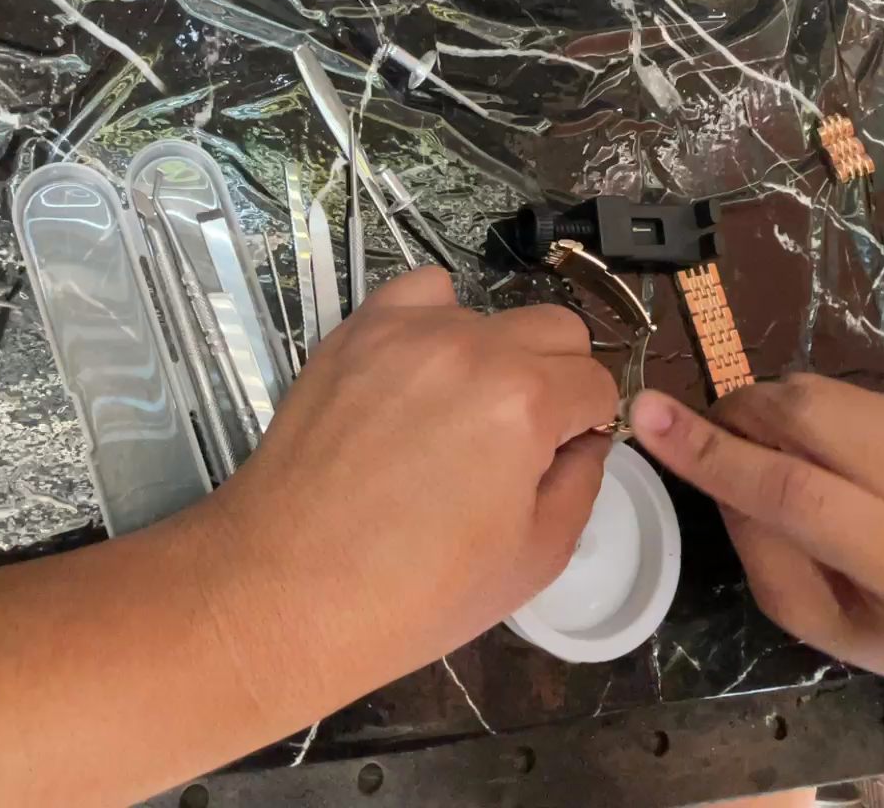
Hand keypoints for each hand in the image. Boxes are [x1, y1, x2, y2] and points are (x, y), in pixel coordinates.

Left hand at [185, 267, 619, 717]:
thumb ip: (581, 481)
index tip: (562, 452)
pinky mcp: (356, 329)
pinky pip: (420, 291)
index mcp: (526, 401)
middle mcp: (471, 346)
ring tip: (456, 410)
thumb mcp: (535, 559)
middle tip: (523, 432)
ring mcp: (407, 330)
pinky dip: (436, 319)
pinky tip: (420, 368)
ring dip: (495, 355)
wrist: (286, 586)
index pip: (596, 382)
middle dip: (558, 377)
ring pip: (490, 313)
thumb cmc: (418, 591)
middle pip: (556, 328)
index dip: (589, 422)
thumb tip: (583, 437)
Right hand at [629, 374, 883, 690]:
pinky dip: (817, 415)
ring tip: (793, 460)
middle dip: (741, 416)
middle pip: (811, 416)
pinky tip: (842, 458)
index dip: (716, 454)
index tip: (645, 413)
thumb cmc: (878, 628)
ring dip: (776, 415)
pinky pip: (848, 391)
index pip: (799, 495)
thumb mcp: (798, 611)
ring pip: (821, 391)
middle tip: (723, 442)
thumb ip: (750, 532)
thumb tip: (697, 444)